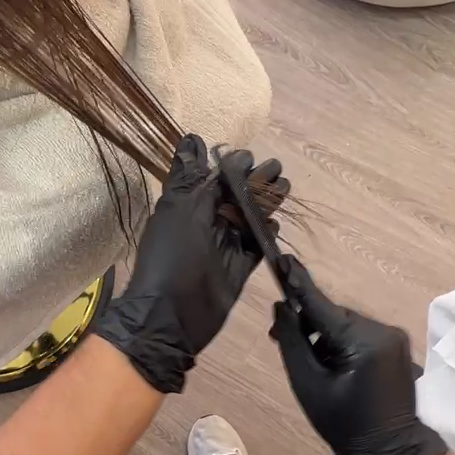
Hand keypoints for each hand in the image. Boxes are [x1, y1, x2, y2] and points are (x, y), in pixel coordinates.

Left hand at [94, 135, 283, 392]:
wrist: (170, 315)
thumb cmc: (172, 257)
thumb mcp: (180, 209)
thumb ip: (193, 177)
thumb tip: (194, 139)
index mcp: (187, 205)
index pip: (214, 177)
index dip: (233, 166)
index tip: (251, 158)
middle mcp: (206, 223)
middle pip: (236, 196)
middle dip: (256, 182)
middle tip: (278, 171)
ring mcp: (223, 247)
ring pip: (248, 218)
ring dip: (266, 204)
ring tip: (284, 189)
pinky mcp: (237, 270)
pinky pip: (255, 247)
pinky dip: (265, 235)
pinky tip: (276, 225)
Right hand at [271, 257, 446, 454]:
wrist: (391, 452)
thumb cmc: (345, 425)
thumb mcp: (308, 385)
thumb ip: (292, 342)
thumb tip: (281, 308)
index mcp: (363, 340)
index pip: (322, 305)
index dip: (298, 284)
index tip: (283, 259)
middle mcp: (383, 330)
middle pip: (333, 316)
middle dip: (308, 324)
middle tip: (281, 339)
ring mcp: (393, 338)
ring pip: (345, 325)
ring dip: (324, 336)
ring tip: (310, 363)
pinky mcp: (396, 347)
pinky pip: (359, 335)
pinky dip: (340, 344)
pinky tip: (330, 365)